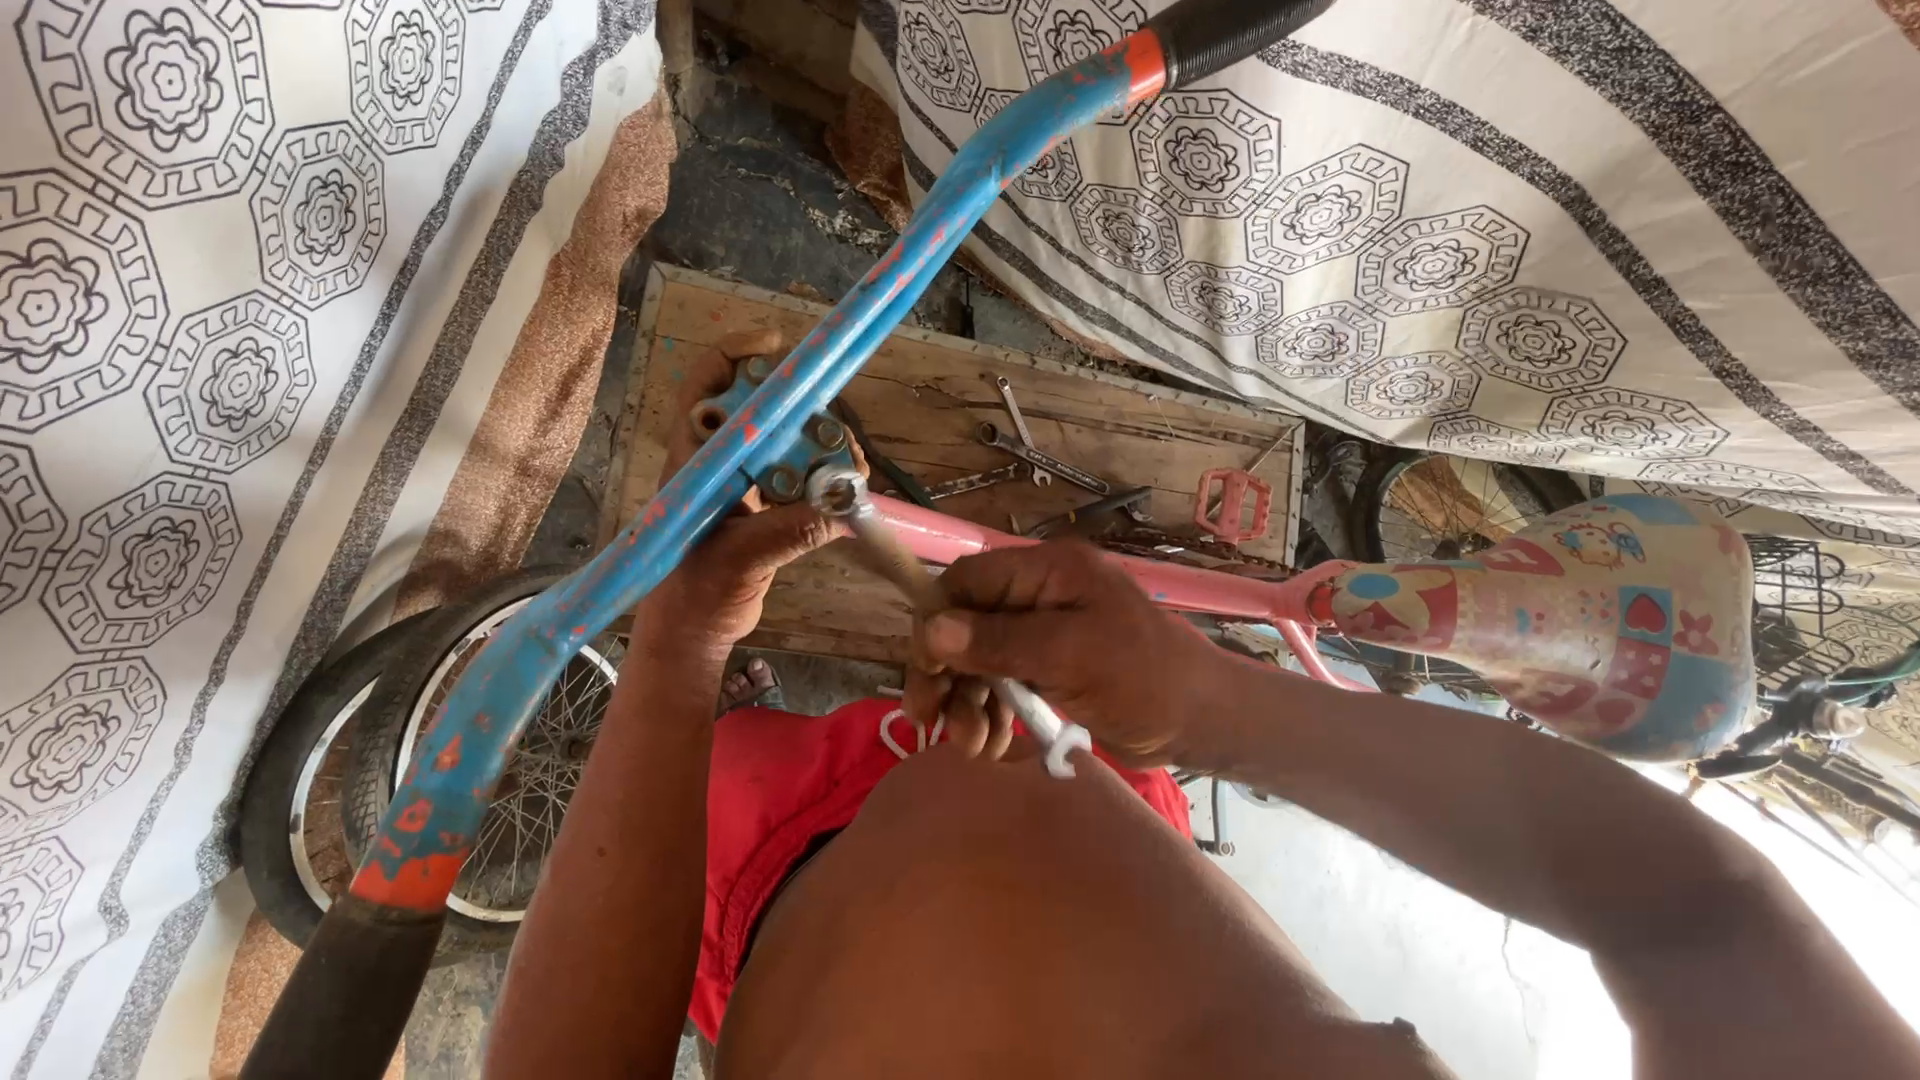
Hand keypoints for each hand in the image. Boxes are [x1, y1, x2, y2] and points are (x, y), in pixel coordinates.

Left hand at [633, 330, 848, 656]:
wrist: (696, 630)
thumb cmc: (697, 592)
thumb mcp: (740, 559)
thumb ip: (787, 532)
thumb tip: (840, 505)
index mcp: (696, 457)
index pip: (707, 383)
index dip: (739, 353)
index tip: (780, 346)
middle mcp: (722, 460)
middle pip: (763, 406)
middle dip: (802, 409)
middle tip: (833, 430)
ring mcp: (747, 482)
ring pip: (788, 440)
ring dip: (820, 445)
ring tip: (848, 464)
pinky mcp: (769, 507)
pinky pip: (802, 476)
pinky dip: (825, 478)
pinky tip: (846, 488)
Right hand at [904, 541, 1240, 766]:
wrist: (1202, 721)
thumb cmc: (1143, 677)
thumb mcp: (1070, 656)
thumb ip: (999, 642)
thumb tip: (930, 630)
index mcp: (1046, 572)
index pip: (968, 581)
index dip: (937, 619)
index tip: (925, 669)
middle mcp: (1039, 596)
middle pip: (965, 624)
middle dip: (945, 672)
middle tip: (925, 719)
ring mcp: (1043, 635)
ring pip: (979, 661)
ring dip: (966, 702)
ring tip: (971, 746)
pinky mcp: (1048, 670)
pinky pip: (1002, 685)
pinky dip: (989, 714)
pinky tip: (989, 746)